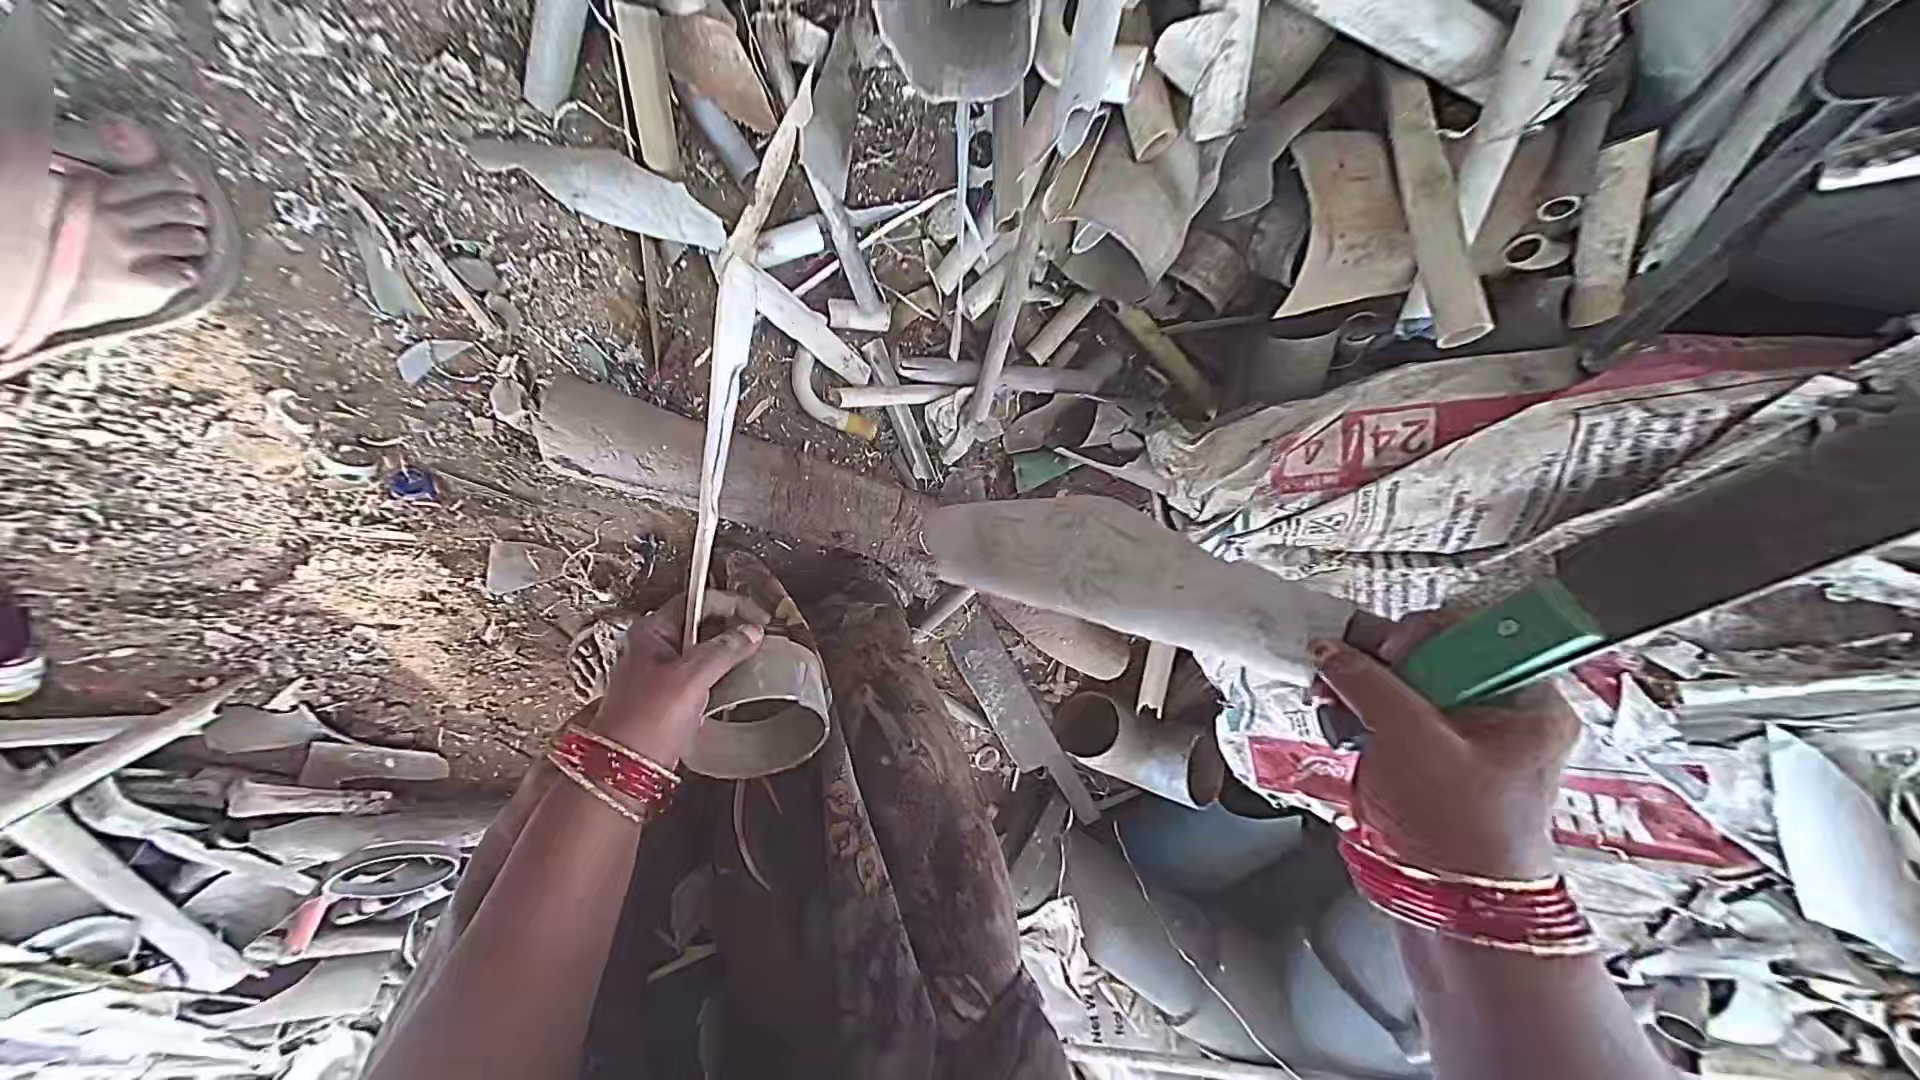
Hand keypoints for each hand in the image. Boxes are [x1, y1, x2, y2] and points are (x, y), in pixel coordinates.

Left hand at [588, 597, 763, 766]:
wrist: (626, 769)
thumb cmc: (646, 721)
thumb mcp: (692, 677)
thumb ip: (725, 650)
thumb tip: (751, 632)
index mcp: (651, 633)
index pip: (696, 601)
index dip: (729, 604)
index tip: (755, 615)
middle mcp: (653, 648)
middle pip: (701, 623)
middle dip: (732, 627)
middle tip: (759, 633)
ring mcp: (661, 672)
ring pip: (703, 649)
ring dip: (729, 651)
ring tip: (754, 654)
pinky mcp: (671, 696)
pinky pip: (702, 674)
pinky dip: (722, 672)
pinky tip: (739, 679)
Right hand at [1312, 616, 1579, 880]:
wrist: (1446, 886)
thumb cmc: (1462, 826)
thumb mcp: (1416, 743)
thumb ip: (1370, 686)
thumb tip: (1329, 649)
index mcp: (1523, 699)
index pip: (1475, 633)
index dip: (1429, 636)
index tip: (1393, 654)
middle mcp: (1489, 701)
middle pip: (1427, 648)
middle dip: (1379, 656)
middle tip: (1348, 668)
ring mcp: (1449, 717)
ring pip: (1396, 670)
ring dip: (1357, 676)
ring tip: (1333, 692)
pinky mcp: (1416, 733)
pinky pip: (1380, 695)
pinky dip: (1352, 696)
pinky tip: (1336, 707)